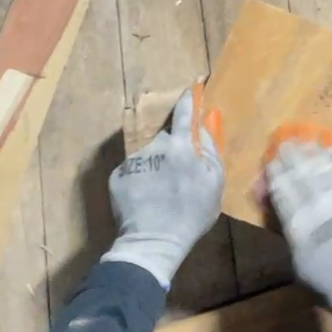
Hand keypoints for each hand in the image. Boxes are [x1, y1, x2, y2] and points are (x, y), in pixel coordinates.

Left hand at [102, 86, 223, 287]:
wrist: (153, 242)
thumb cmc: (191, 214)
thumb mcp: (214, 182)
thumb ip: (211, 150)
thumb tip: (202, 128)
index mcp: (181, 146)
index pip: (184, 113)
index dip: (188, 100)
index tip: (192, 89)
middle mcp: (155, 146)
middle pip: (166, 138)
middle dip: (173, 147)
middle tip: (178, 171)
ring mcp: (133, 160)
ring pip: (149, 154)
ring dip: (156, 164)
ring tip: (161, 190)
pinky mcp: (117, 176)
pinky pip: (133, 170)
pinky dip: (140, 178)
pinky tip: (145, 197)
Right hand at [266, 140, 331, 318]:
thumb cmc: (329, 282)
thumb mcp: (299, 261)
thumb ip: (291, 231)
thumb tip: (283, 208)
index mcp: (298, 226)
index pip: (283, 190)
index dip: (276, 174)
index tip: (272, 162)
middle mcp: (318, 208)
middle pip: (302, 173)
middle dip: (293, 156)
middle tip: (287, 143)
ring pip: (325, 167)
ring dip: (315, 152)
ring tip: (308, 142)